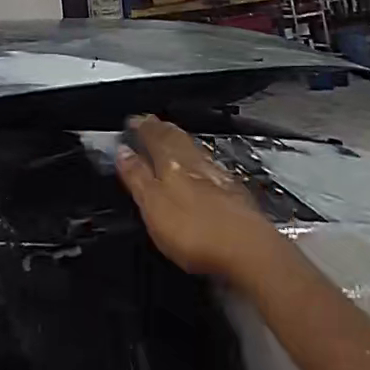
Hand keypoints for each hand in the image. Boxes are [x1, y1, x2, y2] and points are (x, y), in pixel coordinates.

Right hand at [114, 115, 285, 282]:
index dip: (141, 127)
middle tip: (150, 121)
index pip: (153, 136)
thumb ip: (137, 177)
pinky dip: (199, 159)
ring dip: (179, 140)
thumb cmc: (196, 230)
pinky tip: (201, 166)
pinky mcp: (233, 193)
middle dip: (161, 128)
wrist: (247, 249)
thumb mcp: (153, 205)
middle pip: (175, 137)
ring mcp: (217, 176)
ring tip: (171, 136)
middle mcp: (196, 162)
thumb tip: (122, 152)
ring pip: (194, 148)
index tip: (132, 120)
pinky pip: (210, 165)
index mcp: (172, 162)